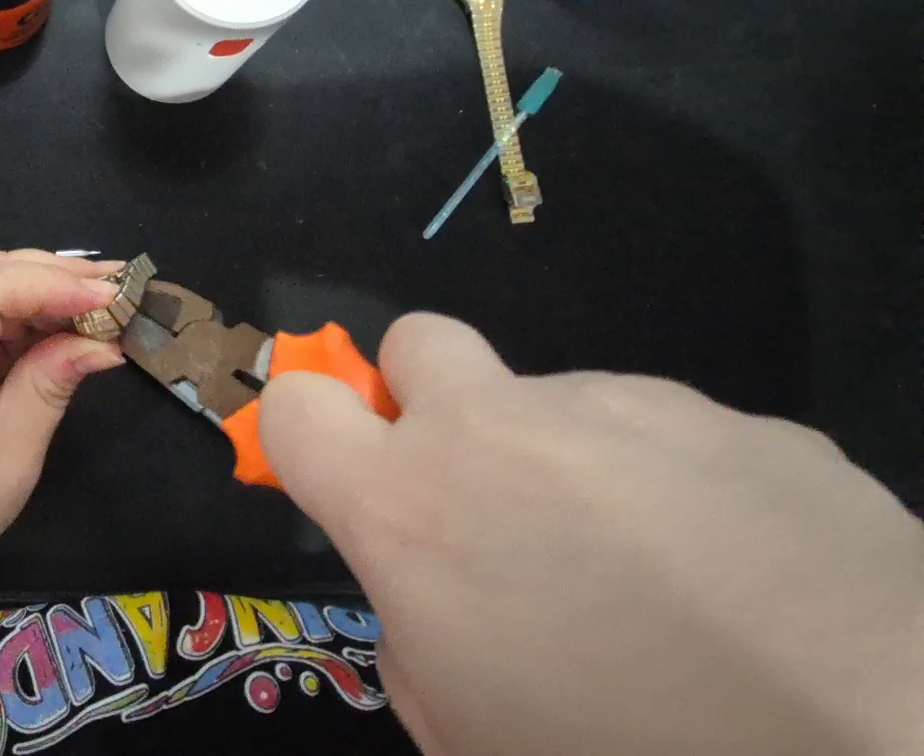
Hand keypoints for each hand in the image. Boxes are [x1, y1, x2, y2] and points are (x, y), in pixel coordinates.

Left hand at [0, 251, 126, 591]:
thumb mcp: (5, 468)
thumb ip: (48, 392)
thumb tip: (102, 341)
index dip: (49, 283)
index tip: (111, 296)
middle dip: (51, 275)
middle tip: (116, 291)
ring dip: (32, 282)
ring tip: (92, 302)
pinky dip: (6, 298)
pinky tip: (46, 316)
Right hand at [261, 313, 923, 755]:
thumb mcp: (459, 732)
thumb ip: (412, 629)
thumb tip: (439, 589)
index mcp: (407, 504)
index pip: (293, 406)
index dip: (307, 431)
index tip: (347, 472)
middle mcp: (497, 429)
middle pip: (415, 339)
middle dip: (427, 393)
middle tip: (486, 484)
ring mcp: (626, 412)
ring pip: (562, 402)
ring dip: (577, 463)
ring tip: (671, 577)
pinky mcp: (752, 428)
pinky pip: (680, 439)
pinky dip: (688, 490)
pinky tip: (760, 583)